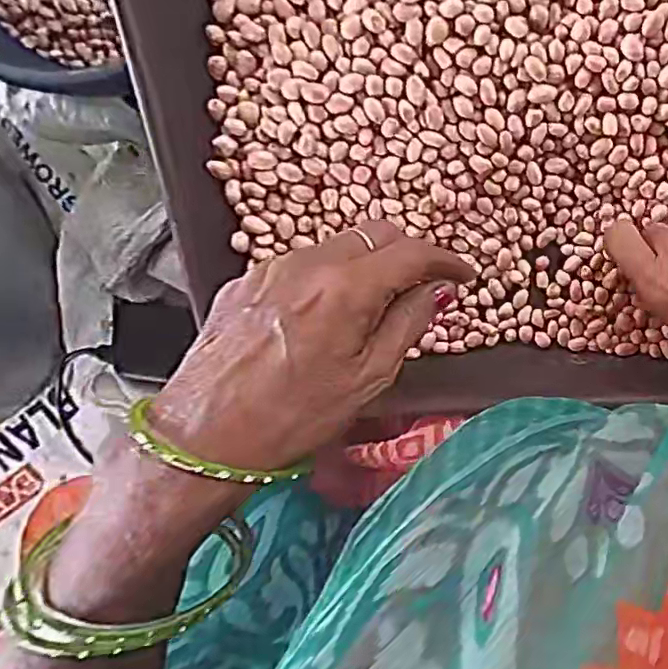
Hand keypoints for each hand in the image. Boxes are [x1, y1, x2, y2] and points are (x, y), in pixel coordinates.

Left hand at [148, 221, 476, 473]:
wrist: (206, 435)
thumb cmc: (293, 417)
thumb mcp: (368, 378)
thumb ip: (408, 324)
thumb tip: (434, 292)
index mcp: (344, 289)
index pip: (411, 252)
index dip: (445, 260)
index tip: (461, 275)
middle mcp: (306, 264)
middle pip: (375, 233)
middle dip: (409, 253)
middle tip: (424, 286)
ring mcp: (270, 267)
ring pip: (338, 245)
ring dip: (368, 265)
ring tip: (374, 307)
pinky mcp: (245, 280)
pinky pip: (302, 264)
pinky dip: (329, 277)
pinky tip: (327, 314)